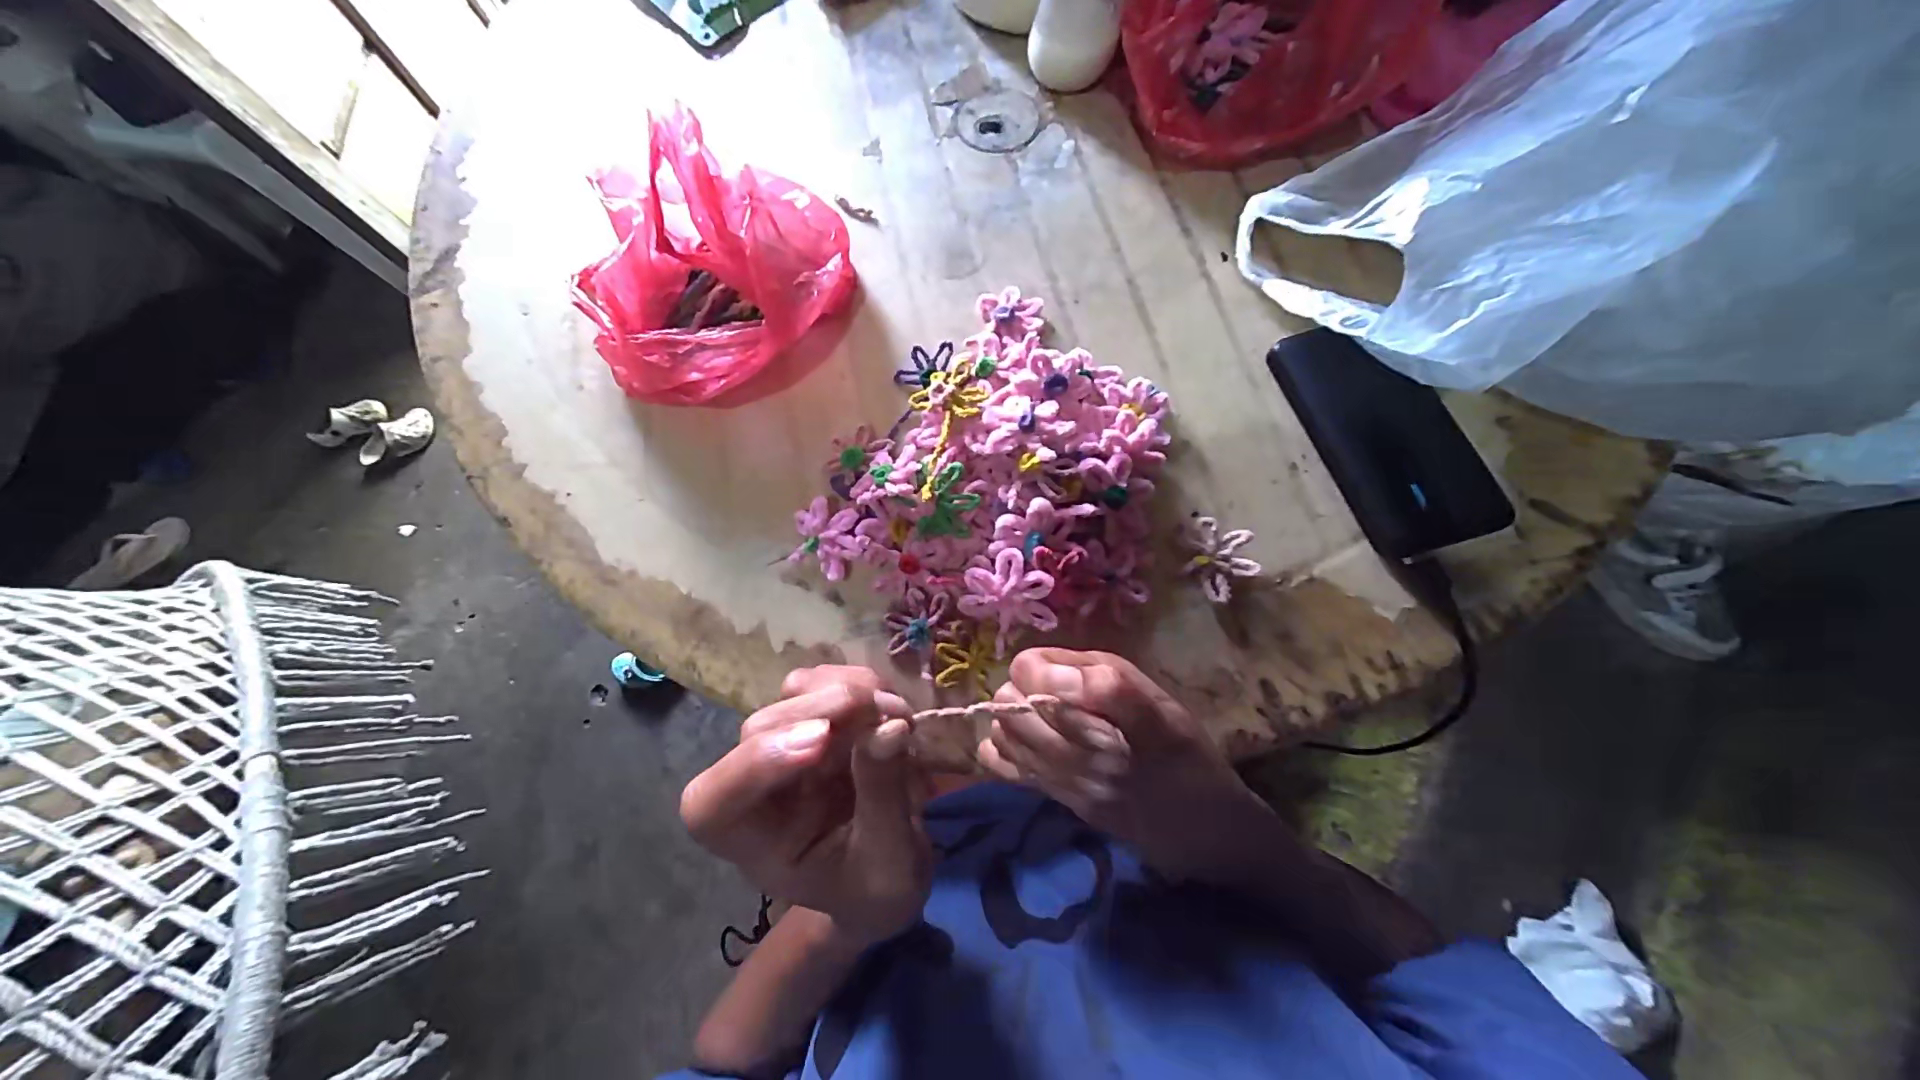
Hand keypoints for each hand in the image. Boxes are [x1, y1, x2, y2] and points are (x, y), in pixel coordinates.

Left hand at [681, 666, 931, 946]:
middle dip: (825, 712)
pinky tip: (889, 705)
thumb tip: (890, 725)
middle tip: (892, 715)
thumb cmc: (877, 890)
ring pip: (791, 695)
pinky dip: (858, 683)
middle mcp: (757, 788)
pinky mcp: (813, 720)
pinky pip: (821, 683)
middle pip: (760, 731)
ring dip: (846, 690)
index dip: (755, 764)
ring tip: (898, 711)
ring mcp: (784, 746)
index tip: (822, 743)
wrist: (889, 878)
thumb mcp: (889, 863)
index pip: (713, 804)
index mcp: (754, 843)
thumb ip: (884, 797)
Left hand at [979, 648, 1284, 884]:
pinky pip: (1003, 768)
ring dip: (1011, 715)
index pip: (1069, 685)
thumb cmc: (1178, 747)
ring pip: (1006, 734)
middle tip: (1041, 689)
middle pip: (1021, 706)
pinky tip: (1023, 740)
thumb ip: (1096, 670)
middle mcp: (1102, 753)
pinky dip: (1002, 746)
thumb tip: (1040, 661)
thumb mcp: (1155, 696)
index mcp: (1137, 718)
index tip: (1047, 665)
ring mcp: (1076, 783)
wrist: (1199, 826)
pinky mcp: (1060, 804)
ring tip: (1034, 714)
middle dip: (1021, 687)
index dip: (1043, 665)